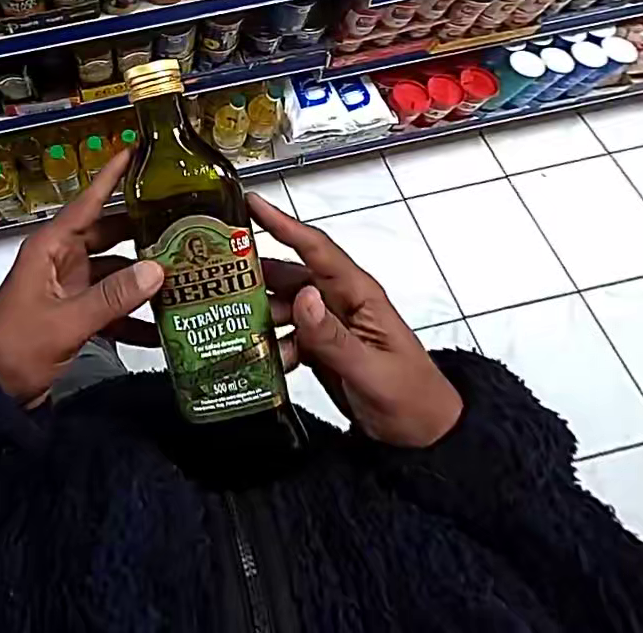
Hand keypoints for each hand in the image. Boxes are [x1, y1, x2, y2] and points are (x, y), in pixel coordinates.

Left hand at [0, 150, 162, 406]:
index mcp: (51, 248)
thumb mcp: (65, 322)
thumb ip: (113, 297)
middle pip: (110, 235)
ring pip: (116, 271)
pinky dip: (133, 315)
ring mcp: (71, 287)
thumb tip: (158, 269)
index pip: (87, 203)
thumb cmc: (16, 349)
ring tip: (184, 273)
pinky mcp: (77, 313)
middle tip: (182, 223)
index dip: (110, 176)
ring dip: (143, 277)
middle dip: (144, 232)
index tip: (135, 151)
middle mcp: (63, 260)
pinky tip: (162, 327)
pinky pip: (112, 305)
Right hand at [248, 194, 462, 447]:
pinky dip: (270, 343)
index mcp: (358, 293)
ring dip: (260, 313)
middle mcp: (340, 301)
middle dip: (256, 271)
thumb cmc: (412, 399)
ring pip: (284, 305)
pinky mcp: (320, 346)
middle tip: (218, 271)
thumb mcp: (371, 370)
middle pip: (291, 274)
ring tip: (231, 321)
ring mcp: (329, 324)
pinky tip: (258, 357)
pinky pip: (286, 334)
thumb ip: (333, 336)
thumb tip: (301, 297)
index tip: (252, 204)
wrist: (425, 439)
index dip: (283, 224)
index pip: (316, 249)